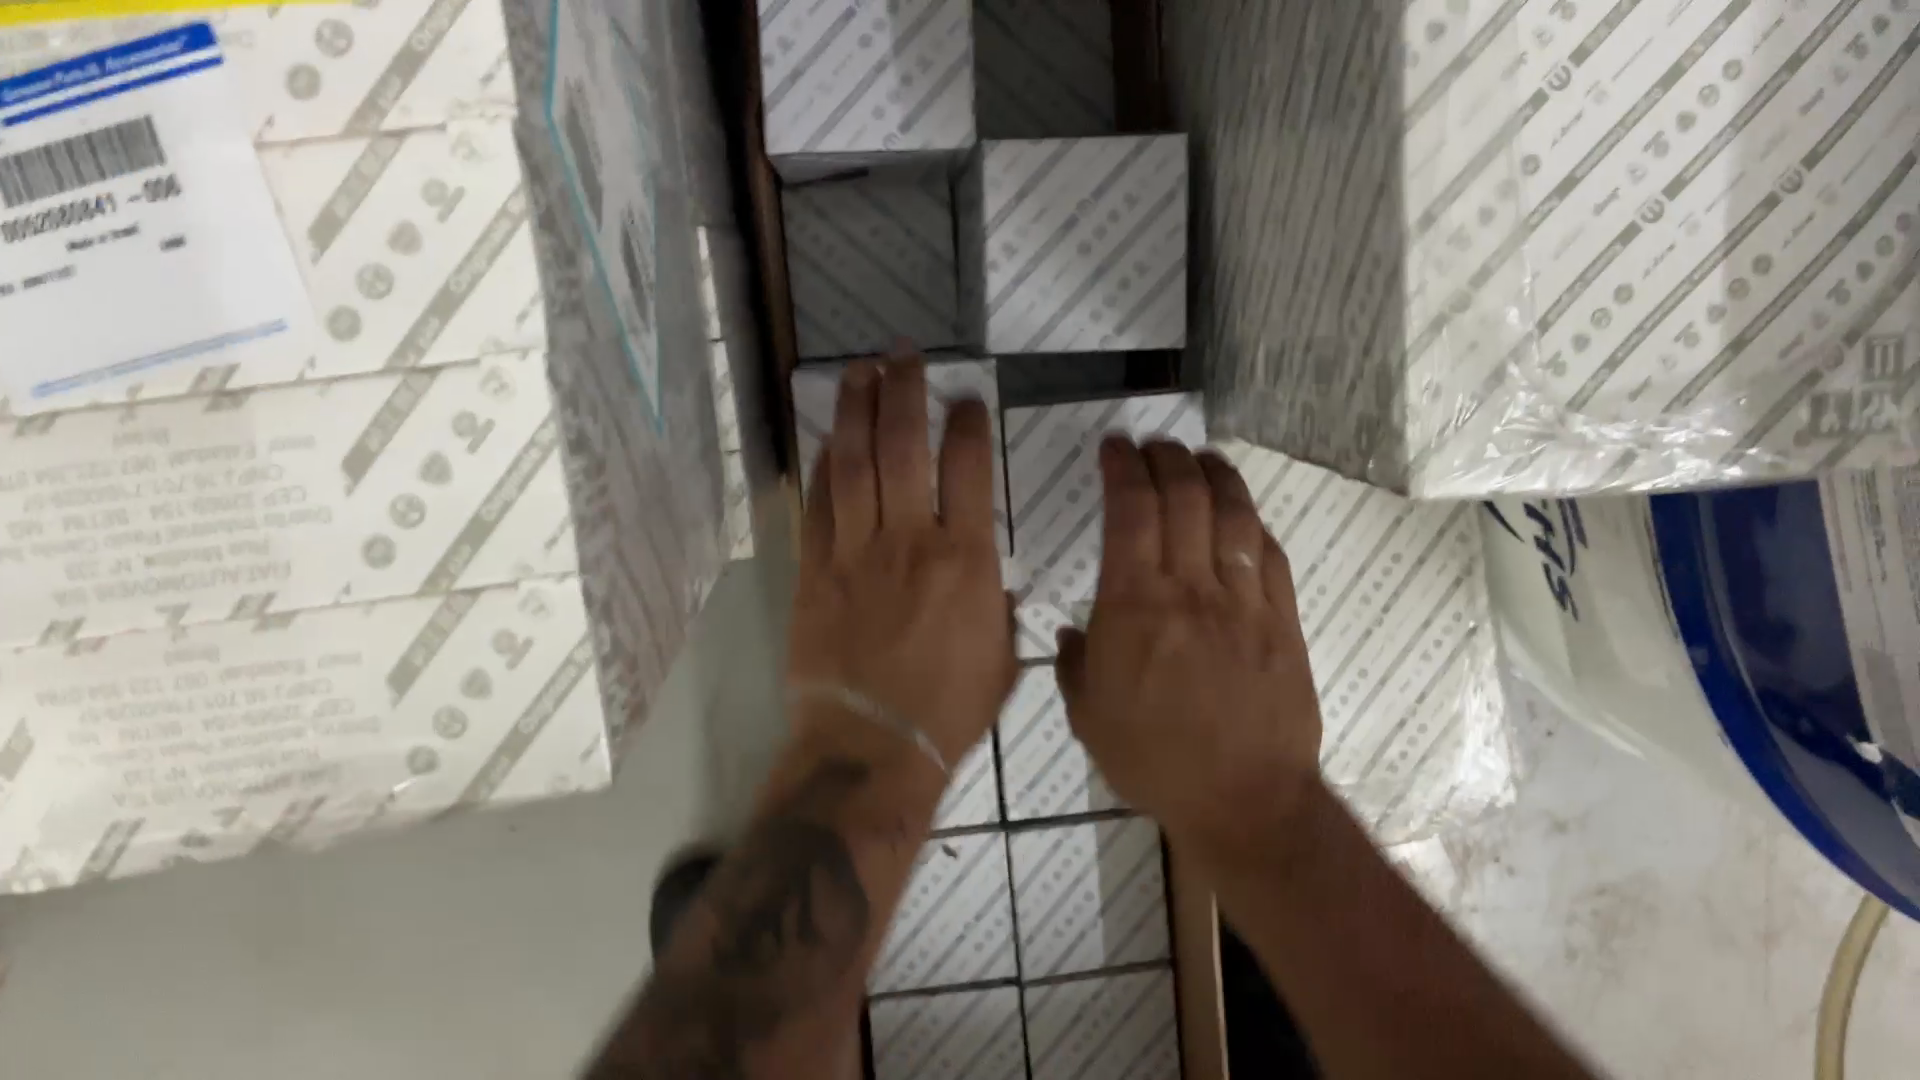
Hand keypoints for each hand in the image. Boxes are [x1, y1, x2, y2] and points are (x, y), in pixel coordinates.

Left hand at [786, 359, 1016, 770]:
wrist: (873, 746)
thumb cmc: (949, 710)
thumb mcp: (1002, 657)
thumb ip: (998, 605)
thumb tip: (992, 580)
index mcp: (966, 559)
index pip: (969, 469)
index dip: (968, 423)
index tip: (967, 398)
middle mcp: (910, 540)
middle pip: (903, 447)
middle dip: (904, 393)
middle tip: (903, 356)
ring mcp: (856, 552)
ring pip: (853, 463)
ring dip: (856, 411)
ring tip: (859, 372)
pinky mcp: (815, 572)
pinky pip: (817, 506)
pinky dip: (822, 467)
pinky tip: (827, 439)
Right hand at [1056, 439, 1323, 867]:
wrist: (1243, 799)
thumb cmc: (1153, 760)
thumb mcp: (1088, 717)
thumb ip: (1076, 664)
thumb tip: (1073, 631)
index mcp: (1133, 606)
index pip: (1130, 513)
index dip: (1122, 469)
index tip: (1115, 448)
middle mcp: (1189, 588)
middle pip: (1183, 498)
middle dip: (1167, 459)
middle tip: (1154, 446)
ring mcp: (1243, 601)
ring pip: (1232, 516)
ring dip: (1215, 476)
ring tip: (1200, 458)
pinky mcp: (1282, 621)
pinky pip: (1270, 556)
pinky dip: (1253, 524)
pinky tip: (1243, 514)